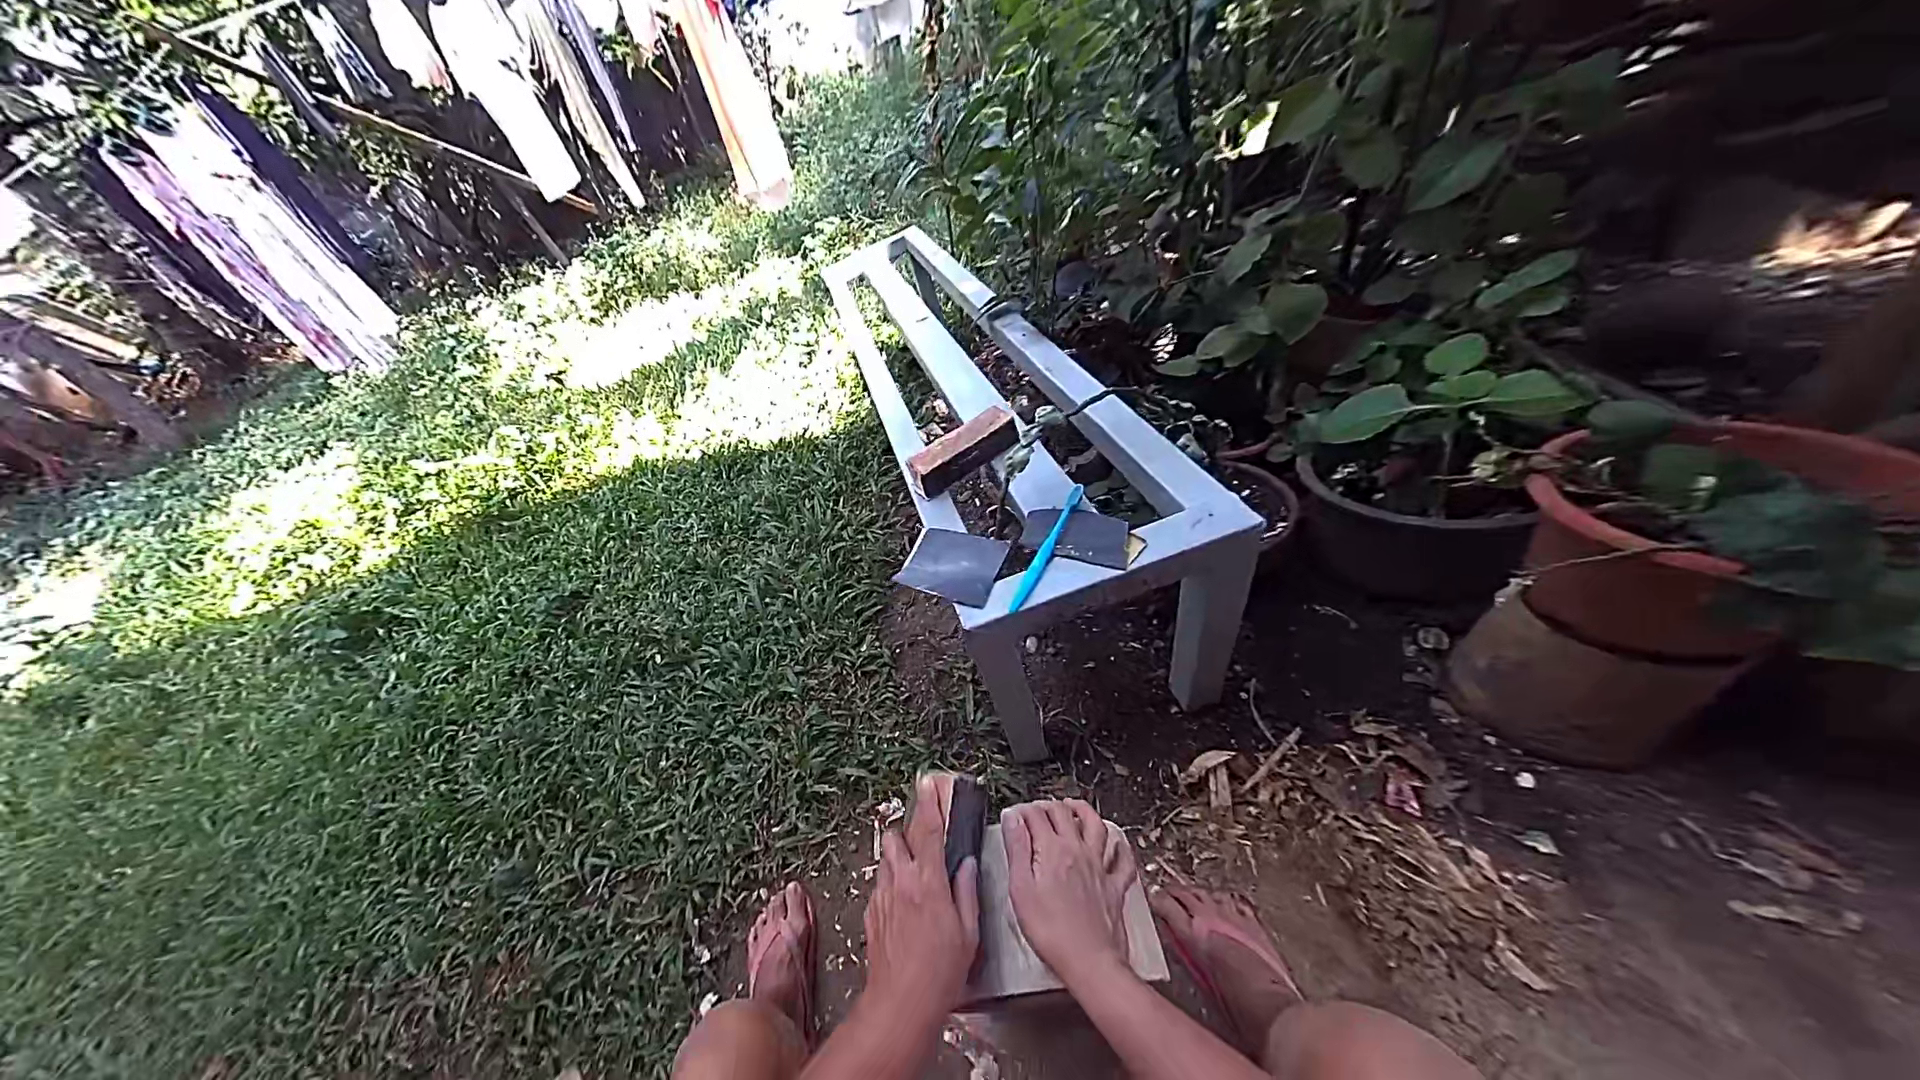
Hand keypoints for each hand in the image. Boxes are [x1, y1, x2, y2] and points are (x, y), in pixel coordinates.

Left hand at [863, 773, 980, 1023]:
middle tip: (925, 839)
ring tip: (917, 876)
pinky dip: (893, 884)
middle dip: (910, 832)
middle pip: (898, 837)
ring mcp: (883, 896)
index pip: (928, 829)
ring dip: (901, 858)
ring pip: (887, 860)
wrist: (900, 1004)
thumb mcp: (967, 931)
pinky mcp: (872, 913)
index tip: (928, 784)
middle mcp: (901, 882)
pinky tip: (906, 904)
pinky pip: (881, 885)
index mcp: (928, 881)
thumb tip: (966, 866)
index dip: (930, 802)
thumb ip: (966, 891)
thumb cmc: (938, 973)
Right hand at [1003, 799, 1137, 985]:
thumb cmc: (1051, 932)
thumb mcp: (1021, 889)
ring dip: (1085, 811)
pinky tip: (1117, 843)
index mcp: (1053, 850)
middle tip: (1039, 808)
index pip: (1036, 816)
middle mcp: (1078, 851)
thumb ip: (1017, 849)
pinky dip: (1120, 847)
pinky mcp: (1114, 886)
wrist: (1089, 962)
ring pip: (1096, 826)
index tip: (1016, 815)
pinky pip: (1123, 860)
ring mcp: (1099, 867)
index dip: (1024, 811)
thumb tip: (1012, 819)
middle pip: (1064, 814)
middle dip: (1049, 805)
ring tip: (1075, 806)